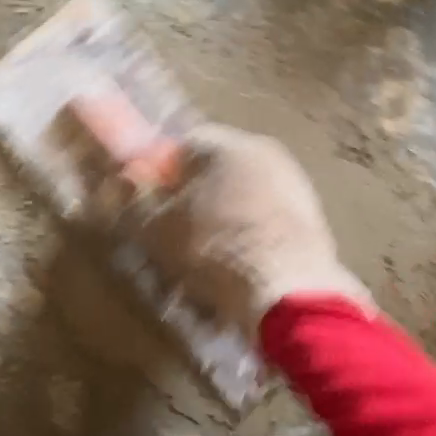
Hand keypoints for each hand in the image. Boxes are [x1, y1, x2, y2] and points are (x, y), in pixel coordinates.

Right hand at [141, 124, 370, 339]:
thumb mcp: (156, 228)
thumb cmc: (214, 251)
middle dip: (192, 202)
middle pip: (215, 172)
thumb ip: (135, 199)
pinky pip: (266, 225)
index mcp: (226, 144)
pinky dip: (249, 243)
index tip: (148, 205)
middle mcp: (265, 152)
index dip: (159, 174)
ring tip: (203, 267)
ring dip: (220, 225)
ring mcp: (294, 185)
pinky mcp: (312, 219)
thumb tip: (123, 180)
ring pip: (242, 201)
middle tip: (173, 238)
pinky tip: (237, 276)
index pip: (182, 144)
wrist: (288, 291)